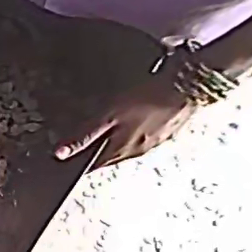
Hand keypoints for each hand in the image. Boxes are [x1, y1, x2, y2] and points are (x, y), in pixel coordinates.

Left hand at [54, 73, 195, 168]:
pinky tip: (126, 126)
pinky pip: (139, 139)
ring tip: (98, 135)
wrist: (191, 84)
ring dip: (110, 145)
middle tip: (76, 146)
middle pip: (106, 158)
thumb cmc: (146, 99)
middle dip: (91, 154)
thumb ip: (84, 136)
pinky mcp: (165, 133)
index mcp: (120, 151)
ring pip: (123, 149)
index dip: (75, 164)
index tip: (61, 163)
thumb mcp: (108, 116)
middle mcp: (136, 152)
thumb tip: (60, 155)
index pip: (91, 167)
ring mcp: (153, 144)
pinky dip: (128, 136)